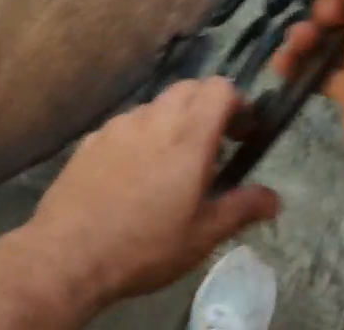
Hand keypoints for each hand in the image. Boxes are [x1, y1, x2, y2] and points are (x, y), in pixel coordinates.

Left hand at [18, 77, 280, 305]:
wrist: (68, 255)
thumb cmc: (145, 246)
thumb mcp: (203, 236)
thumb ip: (242, 208)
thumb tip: (275, 198)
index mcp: (189, 136)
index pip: (220, 88)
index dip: (237, 102)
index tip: (242, 132)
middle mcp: (155, 118)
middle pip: (189, 88)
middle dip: (206, 107)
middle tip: (212, 146)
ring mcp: (119, 125)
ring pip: (156, 105)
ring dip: (172, 121)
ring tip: (171, 163)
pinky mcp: (92, 138)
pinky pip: (126, 124)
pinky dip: (140, 136)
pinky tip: (133, 174)